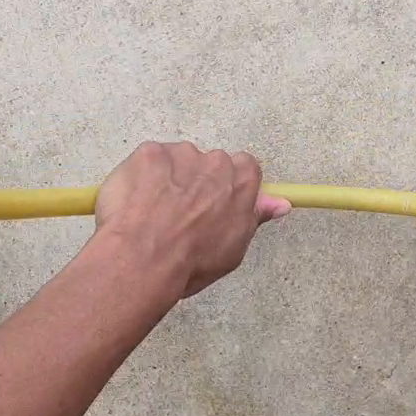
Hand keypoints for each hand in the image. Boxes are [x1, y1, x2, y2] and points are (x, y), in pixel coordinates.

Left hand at [93, 141, 292, 298]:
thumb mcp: (234, 248)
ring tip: (153, 212)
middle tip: (180, 212)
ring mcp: (182, 154)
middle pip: (209, 164)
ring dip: (168, 178)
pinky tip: (135, 203)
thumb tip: (280, 204)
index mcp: (242, 181)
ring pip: (177, 160)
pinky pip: (148, 160)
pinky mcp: (150, 153)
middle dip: (196, 182)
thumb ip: (255, 217)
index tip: (217, 203)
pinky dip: (141, 177)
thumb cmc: (190, 261)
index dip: (229, 186)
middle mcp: (216, 162)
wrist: (143, 259)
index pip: (245, 169)